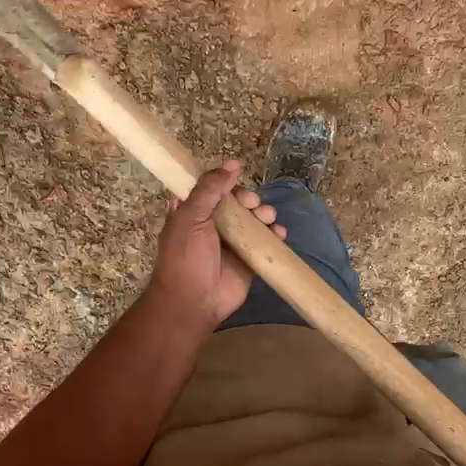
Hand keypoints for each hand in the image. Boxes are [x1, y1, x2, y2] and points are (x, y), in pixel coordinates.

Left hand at [147, 161, 284, 324]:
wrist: (194, 301)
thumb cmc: (185, 257)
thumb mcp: (191, 217)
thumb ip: (209, 189)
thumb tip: (233, 164)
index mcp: (192, 212)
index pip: (210, 187)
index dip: (224, 180)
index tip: (237, 174)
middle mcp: (212, 225)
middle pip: (236, 202)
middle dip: (247, 198)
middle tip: (252, 204)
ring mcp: (232, 243)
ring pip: (253, 220)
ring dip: (263, 214)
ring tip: (268, 218)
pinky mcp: (249, 260)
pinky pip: (265, 242)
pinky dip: (275, 235)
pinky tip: (279, 233)